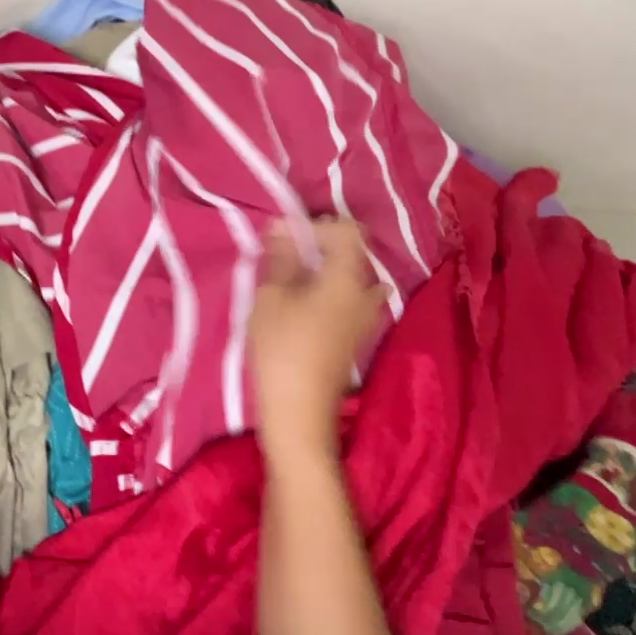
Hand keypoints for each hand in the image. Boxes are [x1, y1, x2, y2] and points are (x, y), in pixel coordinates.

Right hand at [249, 218, 387, 462]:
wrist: (298, 409)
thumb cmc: (280, 347)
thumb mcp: (270, 296)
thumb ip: (281, 258)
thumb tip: (284, 225)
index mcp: (347, 278)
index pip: (348, 231)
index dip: (317, 226)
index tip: (285, 236)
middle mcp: (365, 293)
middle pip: (352, 252)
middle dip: (320, 245)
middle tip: (284, 252)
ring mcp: (365, 317)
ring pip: (351, 276)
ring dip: (325, 269)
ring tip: (293, 276)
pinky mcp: (356, 335)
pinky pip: (350, 297)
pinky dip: (330, 289)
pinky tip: (305, 300)